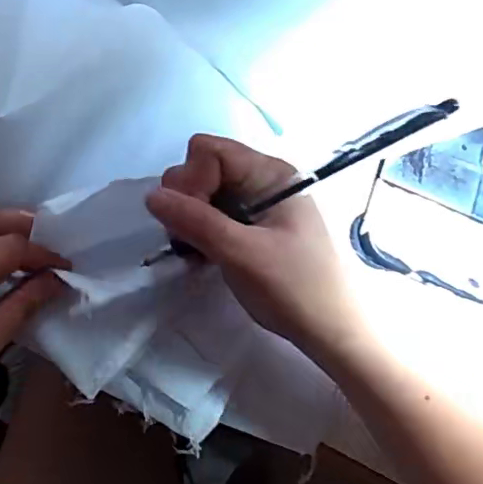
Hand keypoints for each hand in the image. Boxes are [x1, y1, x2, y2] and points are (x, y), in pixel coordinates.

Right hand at [144, 135, 371, 359]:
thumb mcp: (241, 253)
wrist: (332, 332)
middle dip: (184, 199)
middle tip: (190, 237)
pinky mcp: (247, 225)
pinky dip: (195, 230)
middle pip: (199, 167)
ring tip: (195, 250)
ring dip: (186, 218)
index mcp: (270, 175)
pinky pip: (207, 212)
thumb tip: (151, 196)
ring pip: (199, 192)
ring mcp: (254, 203)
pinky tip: (200, 253)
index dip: (190, 179)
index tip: (192, 219)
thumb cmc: (294, 288)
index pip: (208, 151)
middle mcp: (261, 180)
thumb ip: (195, 221)